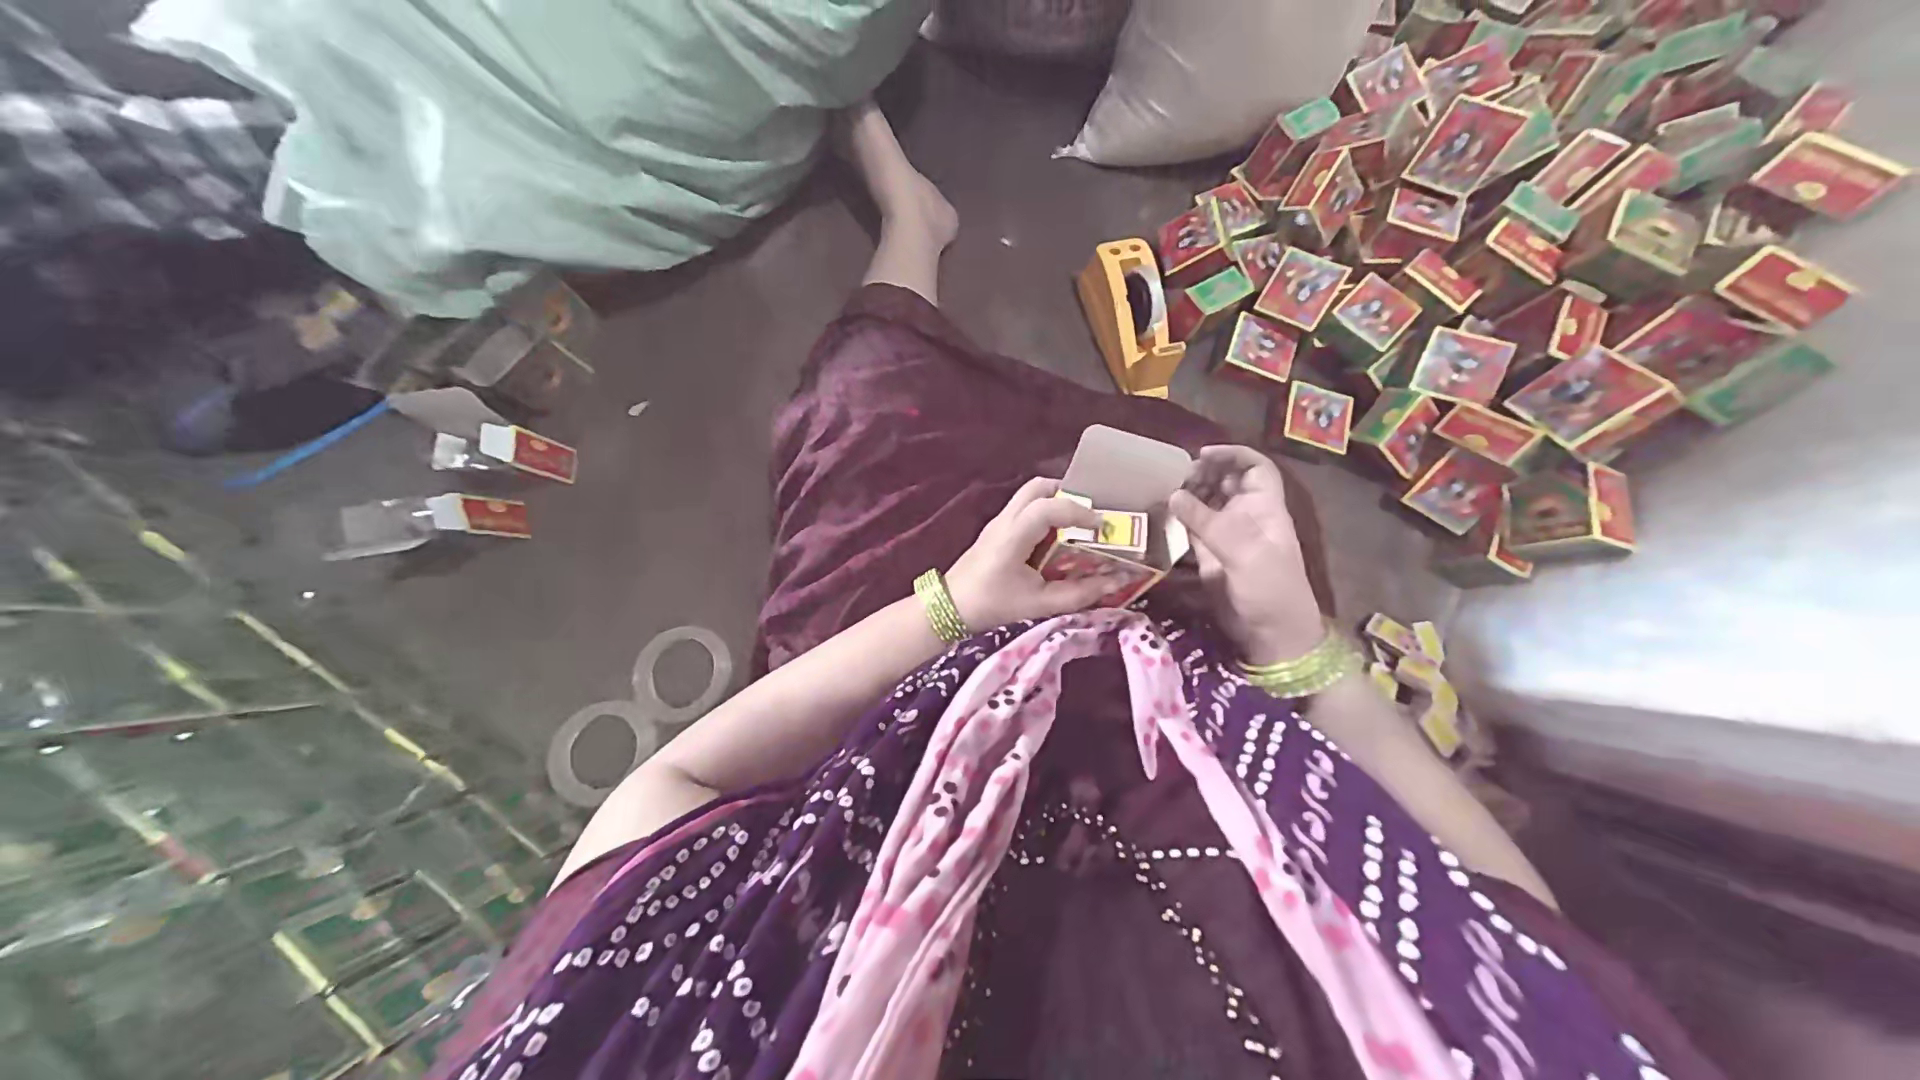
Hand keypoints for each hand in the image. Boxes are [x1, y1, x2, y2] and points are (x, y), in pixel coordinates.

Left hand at [945, 477, 1133, 631]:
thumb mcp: (1039, 604)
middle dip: (1068, 495)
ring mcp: (998, 521)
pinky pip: (1024, 508)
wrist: (951, 607)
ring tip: (1077, 524)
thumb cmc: (993, 605)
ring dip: (1056, 501)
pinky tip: (1057, 535)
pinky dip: (1045, 511)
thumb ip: (1078, 593)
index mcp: (1012, 536)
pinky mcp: (996, 528)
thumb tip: (1114, 581)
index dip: (1078, 511)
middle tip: (1089, 515)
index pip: (1047, 508)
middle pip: (1038, 488)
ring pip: (1030, 494)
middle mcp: (1005, 520)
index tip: (1100, 526)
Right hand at [1168, 446, 1324, 664]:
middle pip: (1226, 481)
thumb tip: (1174, 495)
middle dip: (1204, 472)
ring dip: (1188, 492)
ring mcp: (1226, 535)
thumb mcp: (1245, 553)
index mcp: (1265, 508)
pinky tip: (1163, 512)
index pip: (1254, 468)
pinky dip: (1179, 516)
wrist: (1271, 634)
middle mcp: (1245, 516)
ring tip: (1165, 490)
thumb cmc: (1270, 589)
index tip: (1202, 454)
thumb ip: (1209, 523)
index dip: (1233, 455)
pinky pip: (1191, 526)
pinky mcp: (1208, 555)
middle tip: (1175, 475)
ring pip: (1206, 502)